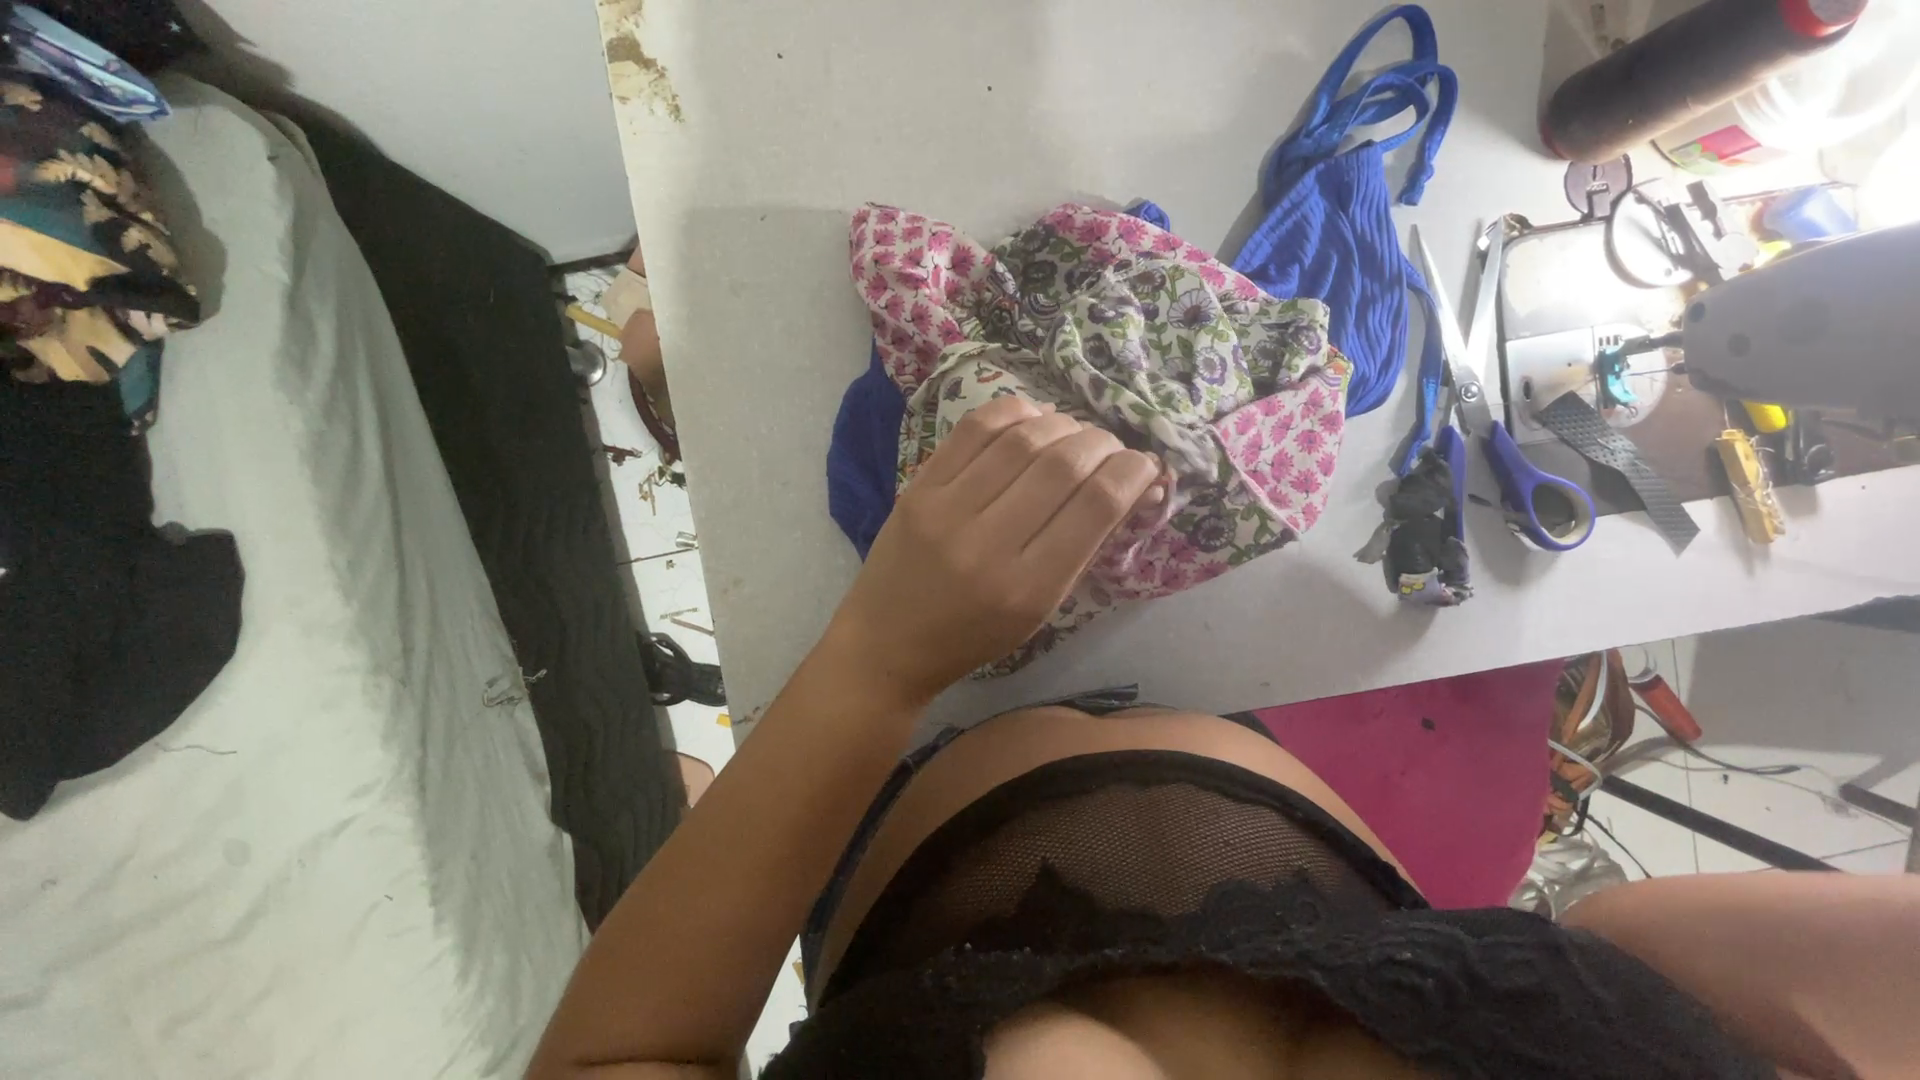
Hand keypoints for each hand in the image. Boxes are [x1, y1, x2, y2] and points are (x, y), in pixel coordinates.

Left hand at [825, 396, 1161, 704]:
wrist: (887, 644)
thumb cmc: (972, 639)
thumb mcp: (1038, 611)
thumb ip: (1082, 550)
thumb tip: (1132, 486)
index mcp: (1028, 588)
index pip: (1096, 507)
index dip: (1133, 473)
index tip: (1144, 466)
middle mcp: (988, 544)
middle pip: (1064, 465)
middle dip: (1104, 445)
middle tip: (1113, 449)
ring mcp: (946, 510)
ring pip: (1022, 439)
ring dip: (1065, 425)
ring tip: (1077, 433)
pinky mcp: (918, 488)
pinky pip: (975, 429)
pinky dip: (1016, 412)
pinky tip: (1035, 419)